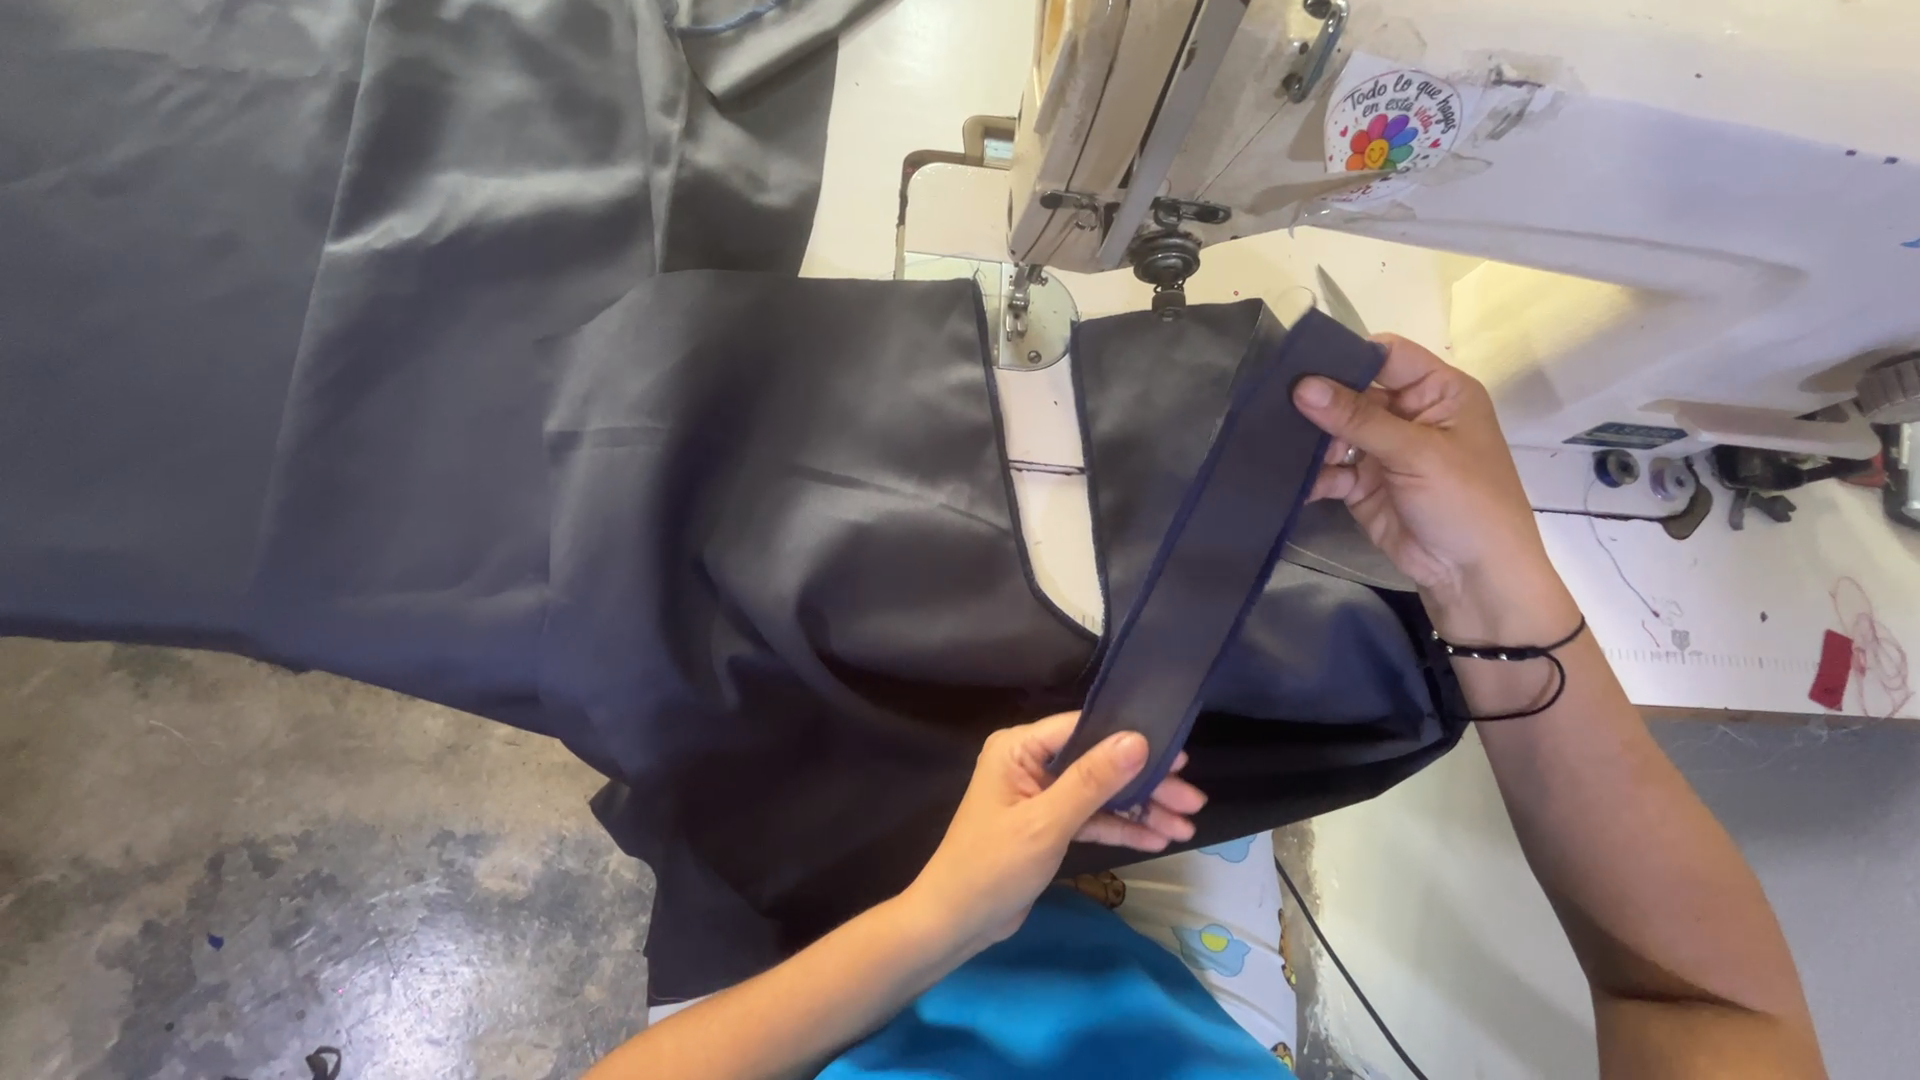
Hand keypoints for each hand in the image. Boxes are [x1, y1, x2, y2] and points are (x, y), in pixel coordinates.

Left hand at [903, 712, 1205, 952]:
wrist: (958, 923)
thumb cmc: (993, 866)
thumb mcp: (1046, 823)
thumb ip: (1092, 781)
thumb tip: (1137, 740)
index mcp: (1019, 748)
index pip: (1084, 729)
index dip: (1132, 740)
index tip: (1178, 756)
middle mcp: (1031, 762)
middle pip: (1099, 762)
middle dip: (1146, 782)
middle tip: (1193, 800)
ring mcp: (1041, 794)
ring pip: (1101, 792)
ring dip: (1142, 807)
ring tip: (1187, 824)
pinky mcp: (1050, 824)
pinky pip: (1093, 817)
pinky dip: (1123, 826)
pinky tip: (1158, 838)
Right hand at [1292, 334, 1576, 641]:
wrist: (1472, 574)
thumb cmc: (1465, 501)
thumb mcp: (1415, 452)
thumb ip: (1357, 418)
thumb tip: (1301, 386)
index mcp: (1438, 393)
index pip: (1386, 357)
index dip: (1346, 357)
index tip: (1298, 364)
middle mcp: (1408, 415)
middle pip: (1353, 393)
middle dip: (1318, 401)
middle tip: (1273, 403)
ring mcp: (1383, 451)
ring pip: (1335, 432)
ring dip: (1311, 441)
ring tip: (1279, 443)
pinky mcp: (1362, 484)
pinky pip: (1329, 471)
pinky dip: (1312, 476)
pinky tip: (1294, 482)